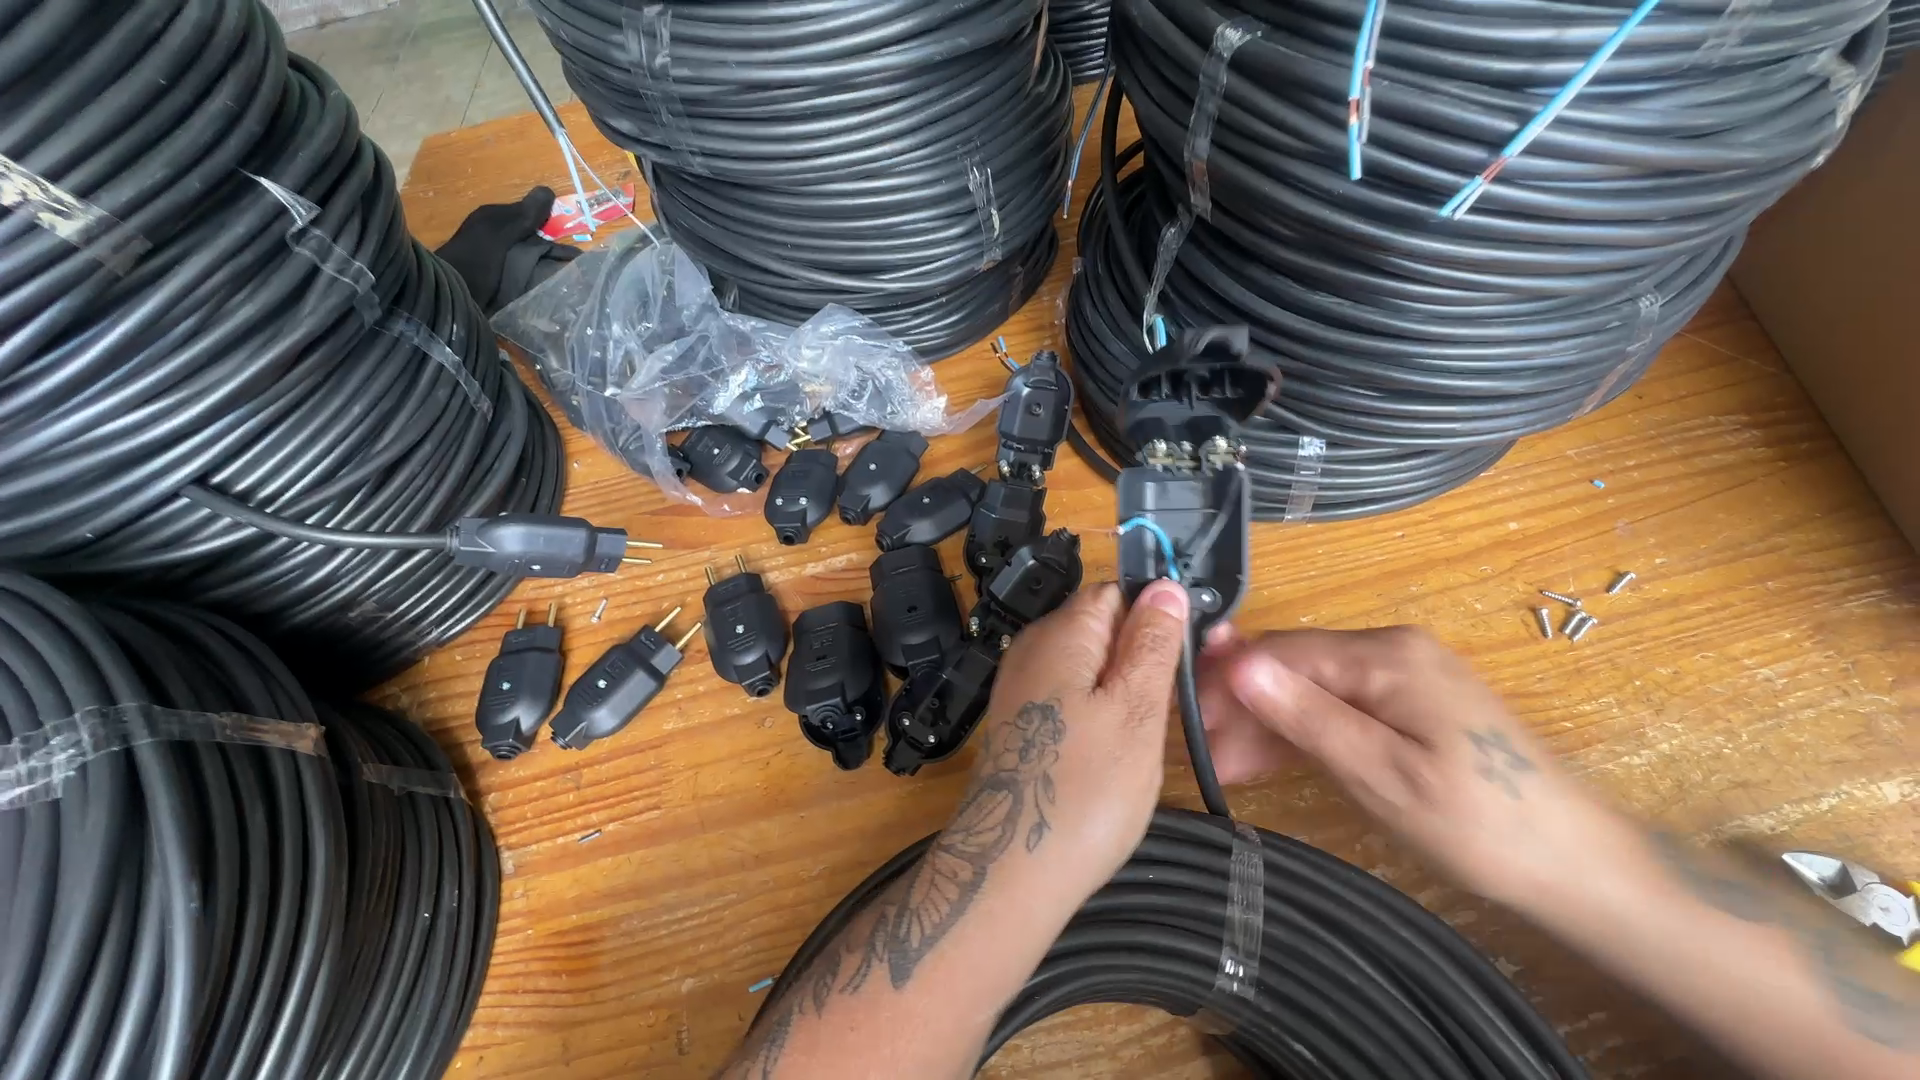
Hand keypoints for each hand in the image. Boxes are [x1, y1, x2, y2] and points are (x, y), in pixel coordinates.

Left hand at [966, 580, 1189, 889]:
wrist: (1011, 869)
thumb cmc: (1085, 791)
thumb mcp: (1136, 711)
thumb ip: (1152, 643)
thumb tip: (1165, 585)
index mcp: (1060, 633)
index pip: (1117, 593)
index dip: (1155, 618)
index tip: (1182, 663)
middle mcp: (1031, 649)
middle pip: (1101, 629)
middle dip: (1139, 659)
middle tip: (1163, 711)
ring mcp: (1020, 687)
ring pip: (1089, 667)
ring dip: (1121, 693)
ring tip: (1139, 739)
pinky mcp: (1019, 722)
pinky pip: (1069, 697)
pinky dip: (1096, 716)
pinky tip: (1109, 754)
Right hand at [1197, 626, 1617, 903]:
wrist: (1578, 867)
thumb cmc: (1479, 824)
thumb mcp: (1381, 773)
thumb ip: (1307, 715)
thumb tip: (1235, 659)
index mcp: (1387, 656)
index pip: (1282, 652)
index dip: (1229, 682)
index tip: (1191, 721)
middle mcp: (1394, 651)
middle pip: (1295, 667)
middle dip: (1245, 706)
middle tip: (1205, 753)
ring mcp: (1405, 677)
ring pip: (1313, 688)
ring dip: (1268, 723)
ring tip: (1225, 765)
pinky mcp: (1411, 706)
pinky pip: (1341, 706)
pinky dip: (1304, 732)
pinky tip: (1268, 759)